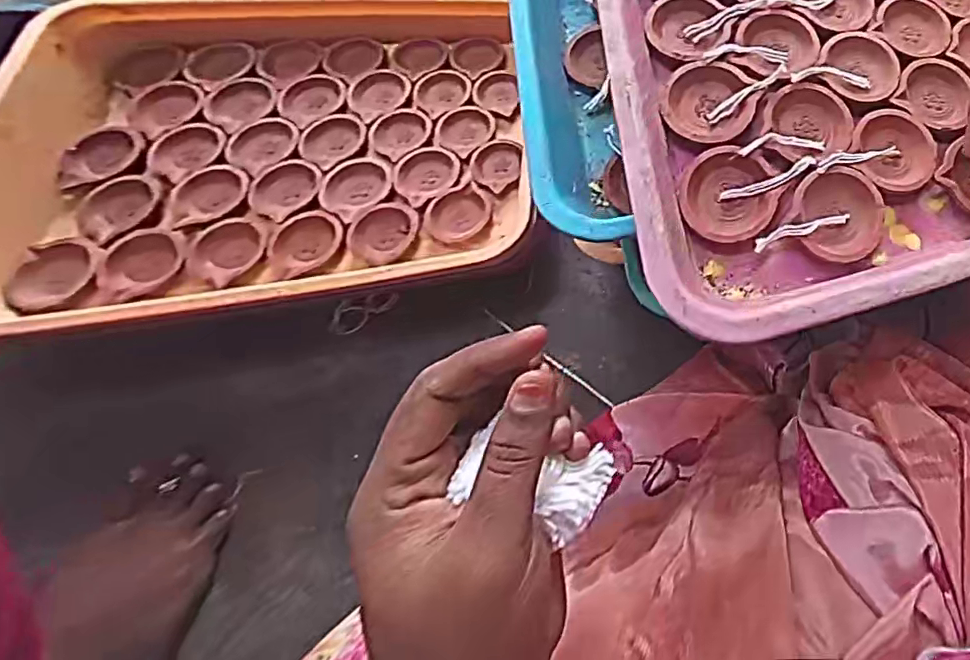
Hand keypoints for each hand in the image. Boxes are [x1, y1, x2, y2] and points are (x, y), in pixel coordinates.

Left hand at [347, 326, 591, 659]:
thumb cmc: (470, 637)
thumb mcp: (493, 540)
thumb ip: (514, 454)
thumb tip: (536, 379)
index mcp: (396, 486)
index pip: (434, 394)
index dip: (486, 358)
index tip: (537, 340)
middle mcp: (424, 476)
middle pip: (472, 397)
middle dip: (522, 389)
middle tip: (560, 398)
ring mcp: (461, 486)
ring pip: (504, 416)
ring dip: (543, 415)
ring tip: (567, 440)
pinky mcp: (496, 497)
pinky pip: (525, 446)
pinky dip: (553, 439)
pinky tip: (573, 452)